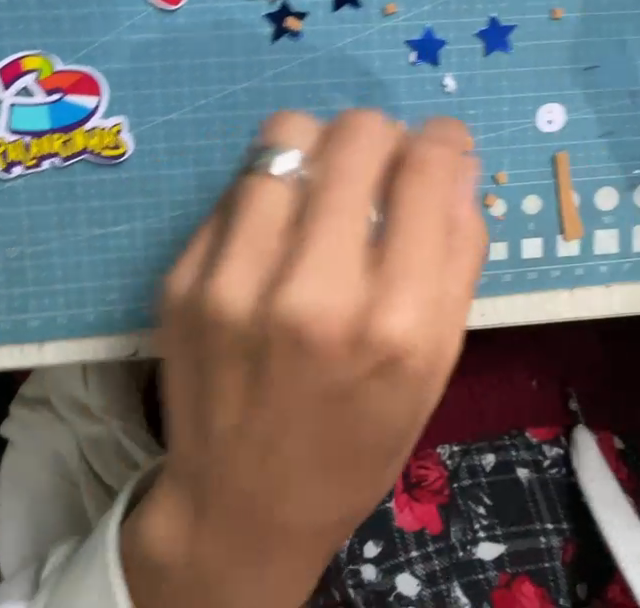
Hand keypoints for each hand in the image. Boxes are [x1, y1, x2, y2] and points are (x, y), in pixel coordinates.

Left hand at [122, 111, 484, 607]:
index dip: (444, 140)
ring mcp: (233, 281)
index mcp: (395, 324)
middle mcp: (311, 293)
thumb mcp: (436, 363)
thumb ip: (457, 253)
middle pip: (355, 134)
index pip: (427, 170)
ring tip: (324, 188)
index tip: (441, 144)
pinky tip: (276, 231)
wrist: (241, 505)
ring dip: (319, 148)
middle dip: (383, 136)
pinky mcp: (181, 275)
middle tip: (381, 166)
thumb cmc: (358, 439)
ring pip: (285, 135)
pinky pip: (239, 183)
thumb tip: (456, 161)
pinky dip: (271, 189)